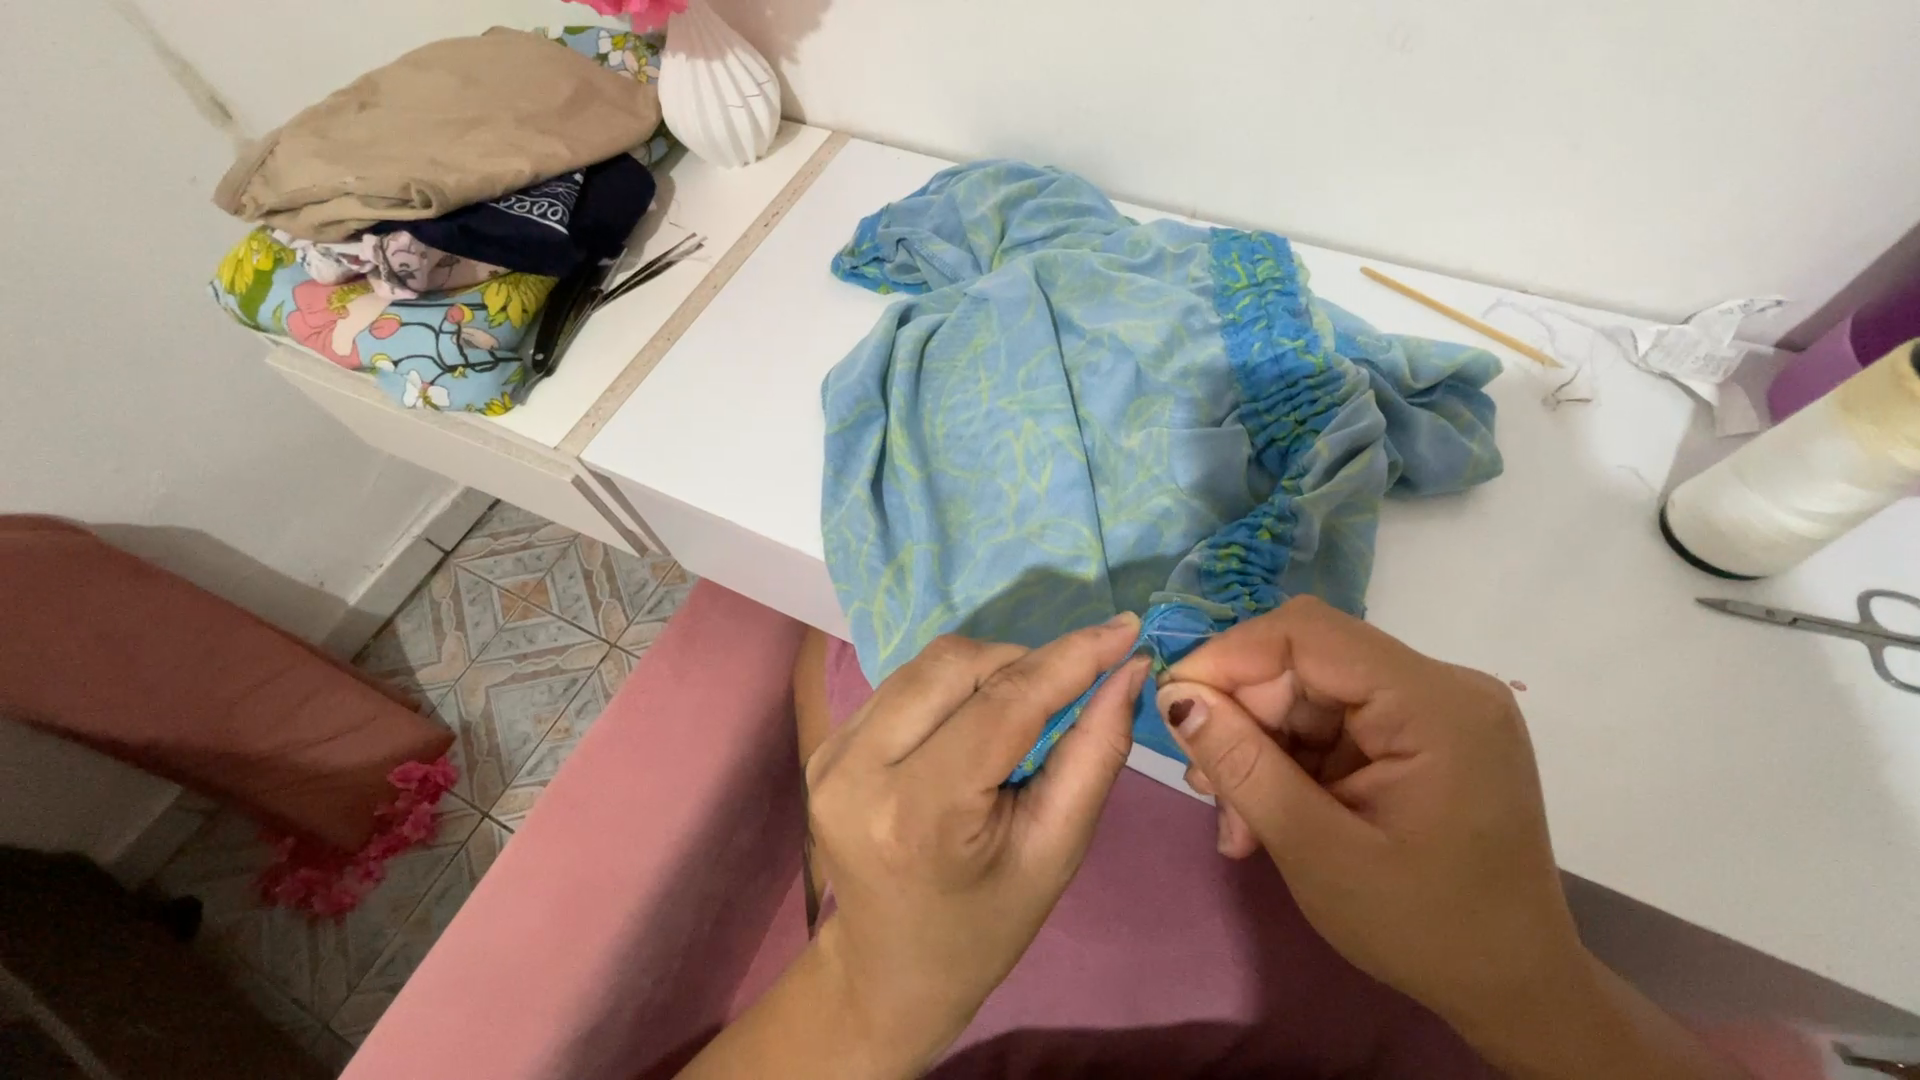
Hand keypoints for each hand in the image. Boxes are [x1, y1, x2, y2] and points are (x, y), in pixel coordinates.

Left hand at [805, 616, 1148, 1070]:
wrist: (888, 968)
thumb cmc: (985, 924)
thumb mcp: (1056, 850)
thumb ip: (1095, 752)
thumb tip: (1128, 668)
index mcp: (918, 813)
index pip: (1004, 704)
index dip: (1070, 657)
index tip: (1124, 629)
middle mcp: (858, 769)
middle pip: (957, 664)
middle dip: (1025, 662)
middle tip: (1068, 689)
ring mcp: (830, 750)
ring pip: (928, 663)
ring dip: (988, 669)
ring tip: (1022, 713)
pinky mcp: (822, 741)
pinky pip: (905, 681)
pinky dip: (953, 685)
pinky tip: (973, 722)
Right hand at [1155, 596, 1584, 1032]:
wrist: (1511, 987)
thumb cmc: (1422, 928)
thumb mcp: (1315, 850)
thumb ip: (1241, 764)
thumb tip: (1174, 695)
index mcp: (1434, 705)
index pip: (1308, 634)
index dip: (1230, 656)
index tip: (1176, 706)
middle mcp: (1442, 686)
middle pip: (1306, 663)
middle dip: (1244, 717)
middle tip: (1209, 789)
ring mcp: (1435, 707)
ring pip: (1309, 692)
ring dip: (1260, 745)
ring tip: (1237, 820)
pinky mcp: (1423, 731)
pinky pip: (1332, 720)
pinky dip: (1290, 758)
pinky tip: (1269, 811)